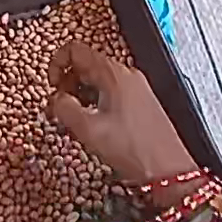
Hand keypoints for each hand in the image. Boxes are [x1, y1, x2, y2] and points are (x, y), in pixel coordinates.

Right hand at [47, 41, 195, 190]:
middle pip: (85, 65)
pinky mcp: (140, 103)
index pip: (75, 50)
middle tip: (59, 108)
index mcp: (113, 74)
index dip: (57, 65)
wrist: (169, 170)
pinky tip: (94, 126)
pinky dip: (95, 103)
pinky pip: (110, 93)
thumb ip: (64, 108)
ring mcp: (135, 88)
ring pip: (97, 81)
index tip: (52, 87)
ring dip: (79, 96)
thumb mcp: (88, 130)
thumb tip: (54, 99)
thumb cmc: (134, 149)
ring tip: (75, 121)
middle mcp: (126, 75)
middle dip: (66, 84)